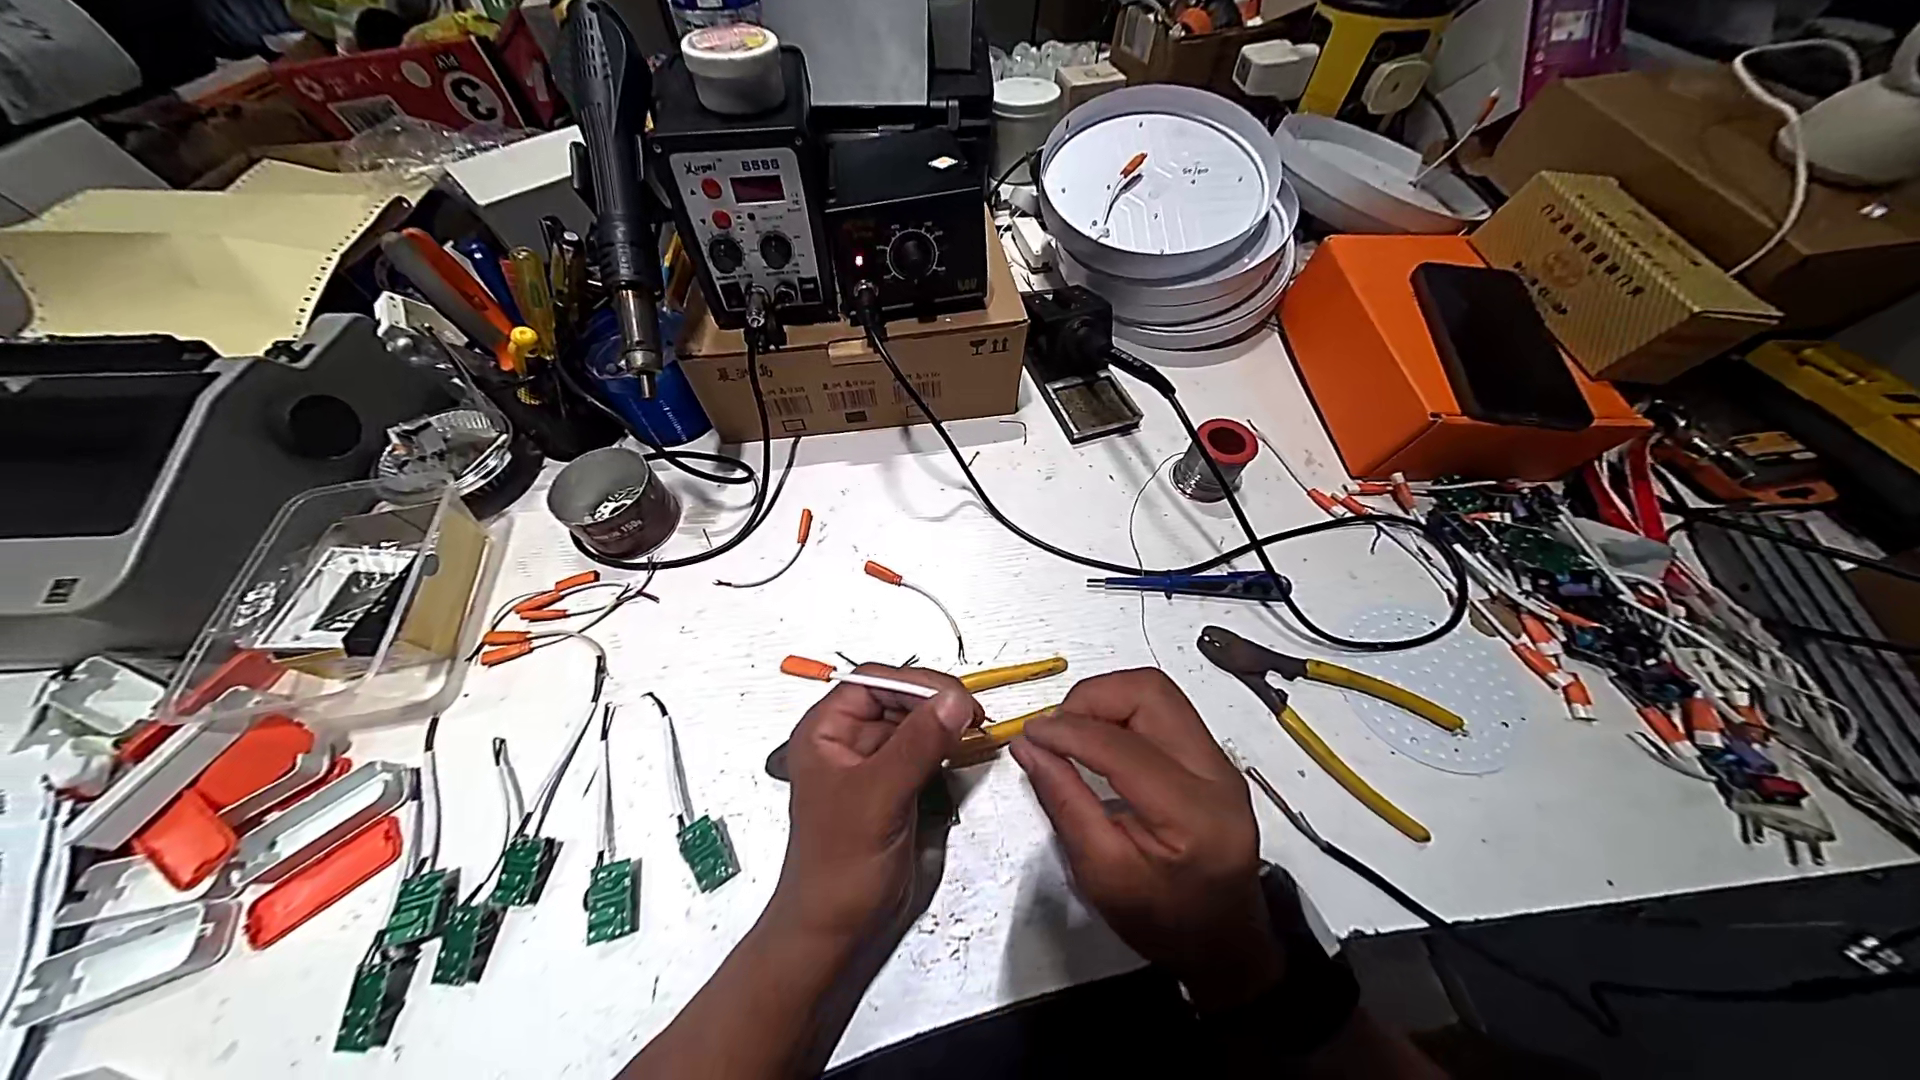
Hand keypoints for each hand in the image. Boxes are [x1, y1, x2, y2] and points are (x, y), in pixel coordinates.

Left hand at [769, 666, 981, 944]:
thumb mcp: (878, 797)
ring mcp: (873, 759)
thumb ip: (917, 745)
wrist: (837, 928)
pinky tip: (961, 747)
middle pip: (897, 697)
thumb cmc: (837, 867)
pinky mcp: (895, 781)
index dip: (915, 683)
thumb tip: (954, 700)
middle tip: (971, 712)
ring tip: (972, 727)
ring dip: (943, 721)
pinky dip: (945, 744)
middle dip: (934, 701)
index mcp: (826, 729)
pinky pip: (924, 747)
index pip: (874, 682)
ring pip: (914, 720)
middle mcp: (848, 737)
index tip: (954, 695)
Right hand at [1009, 669, 1282, 1009]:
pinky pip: (1162, 708)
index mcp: (1193, 815)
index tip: (1031, 734)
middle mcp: (1217, 775)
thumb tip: (1029, 747)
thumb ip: (1064, 802)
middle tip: (1055, 729)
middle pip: (1150, 693)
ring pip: (1156, 691)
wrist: (1223, 943)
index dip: (1067, 732)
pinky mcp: (1212, 756)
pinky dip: (1120, 710)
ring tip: (1073, 731)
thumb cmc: (1164, 922)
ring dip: (1106, 699)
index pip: (1122, 747)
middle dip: (1091, 698)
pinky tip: (1098, 737)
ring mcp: (1219, 761)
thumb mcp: (1102, 874)